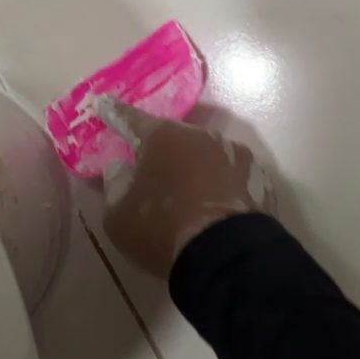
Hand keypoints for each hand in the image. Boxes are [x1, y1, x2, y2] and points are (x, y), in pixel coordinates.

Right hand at [96, 97, 276, 275]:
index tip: (102, 103)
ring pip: (204, 154)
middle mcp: (200, 135)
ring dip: (192, 166)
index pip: (130, 119)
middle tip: (149, 165)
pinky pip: (228, 174)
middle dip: (160, 148)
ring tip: (186, 191)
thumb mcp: (118, 214)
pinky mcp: (258, 176)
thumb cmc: (162, 230)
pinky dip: (218, 183)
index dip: (113, 113)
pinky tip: (213, 201)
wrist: (227, 255)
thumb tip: (120, 168)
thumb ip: (114, 184)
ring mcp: (234, 153)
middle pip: (173, 137)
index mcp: (162, 137)